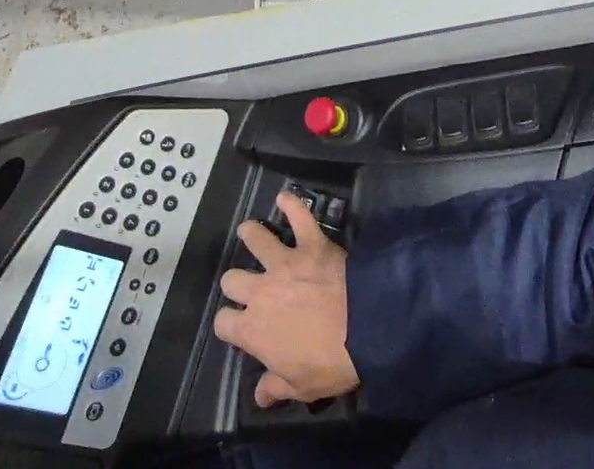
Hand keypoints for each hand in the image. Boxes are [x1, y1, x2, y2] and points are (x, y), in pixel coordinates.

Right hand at [213, 191, 358, 407]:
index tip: (239, 325)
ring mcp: (285, 262)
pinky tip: (285, 196)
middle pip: (233, 279)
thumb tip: (259, 396)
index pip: (224, 322)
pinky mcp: (312, 243)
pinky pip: (300, 217)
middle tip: (248, 283)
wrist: (369, 327)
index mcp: (254, 329)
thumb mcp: (303, 387)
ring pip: (257, 239)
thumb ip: (277, 387)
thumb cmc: (333, 362)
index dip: (229, 324)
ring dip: (251, 234)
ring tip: (249, 231)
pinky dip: (292, 204)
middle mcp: (261, 290)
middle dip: (237, 282)